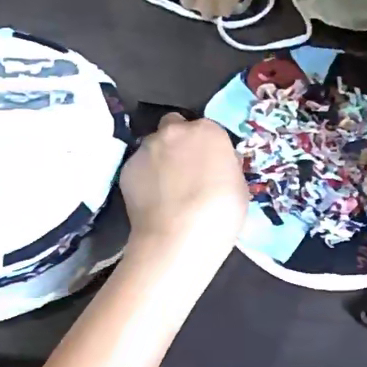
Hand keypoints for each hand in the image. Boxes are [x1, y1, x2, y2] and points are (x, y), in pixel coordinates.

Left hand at [120, 116, 248, 270]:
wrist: (178, 239)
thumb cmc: (220, 214)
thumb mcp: (240, 188)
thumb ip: (226, 167)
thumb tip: (217, 165)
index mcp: (208, 131)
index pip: (208, 129)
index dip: (208, 148)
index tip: (210, 166)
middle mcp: (174, 131)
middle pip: (175, 128)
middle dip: (179, 143)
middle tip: (186, 172)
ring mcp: (146, 148)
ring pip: (153, 147)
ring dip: (160, 160)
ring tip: (166, 189)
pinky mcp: (126, 168)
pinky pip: (138, 168)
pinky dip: (145, 179)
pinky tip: (153, 201)